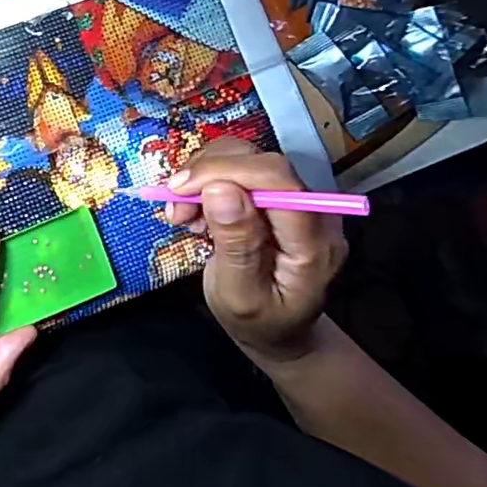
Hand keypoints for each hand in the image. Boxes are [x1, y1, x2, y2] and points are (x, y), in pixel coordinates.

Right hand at [163, 138, 347, 364]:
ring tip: (181, 212)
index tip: (180, 190)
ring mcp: (291, 198)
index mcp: (312, 241)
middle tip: (175, 206)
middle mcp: (309, 210)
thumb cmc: (259, 322)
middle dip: (206, 173)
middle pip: (258, 160)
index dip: (226, 172)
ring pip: (242, 156)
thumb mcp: (240, 296)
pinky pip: (234, 166)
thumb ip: (235, 245)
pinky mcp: (271, 192)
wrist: (278, 331)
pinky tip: (191, 207)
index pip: (278, 179)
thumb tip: (220, 190)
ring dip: (200, 175)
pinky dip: (202, 179)